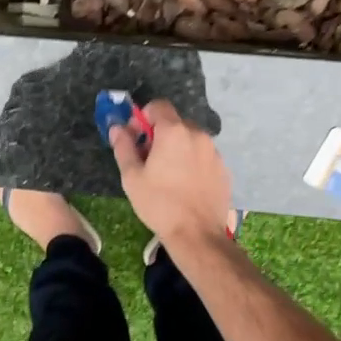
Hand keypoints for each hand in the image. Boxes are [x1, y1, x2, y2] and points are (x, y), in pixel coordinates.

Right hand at [109, 99, 232, 250]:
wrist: (197, 235)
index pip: (158, 105)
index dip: (144, 117)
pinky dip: (192, 161)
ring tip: (167, 174)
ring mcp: (214, 152)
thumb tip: (117, 127)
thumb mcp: (132, 176)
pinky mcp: (223, 169)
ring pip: (190, 139)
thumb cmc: (159, 203)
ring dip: (177, 147)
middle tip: (148, 158)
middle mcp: (197, 135)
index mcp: (174, 131)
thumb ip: (123, 146)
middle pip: (175, 122)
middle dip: (160, 134)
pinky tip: (185, 185)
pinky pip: (203, 155)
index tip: (136, 138)